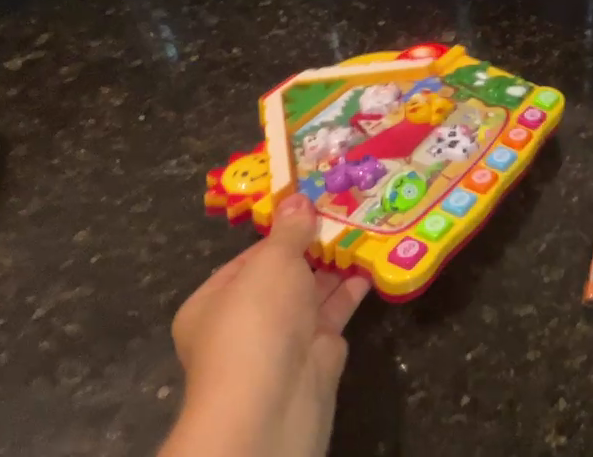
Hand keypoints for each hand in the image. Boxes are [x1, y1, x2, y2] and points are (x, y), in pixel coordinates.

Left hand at [160, 194, 369, 456]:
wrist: (274, 393)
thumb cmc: (256, 320)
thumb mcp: (270, 263)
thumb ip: (289, 231)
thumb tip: (298, 198)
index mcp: (214, 301)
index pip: (250, 257)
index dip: (284, 230)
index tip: (319, 204)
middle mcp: (246, 317)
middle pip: (286, 271)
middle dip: (318, 243)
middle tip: (354, 209)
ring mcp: (283, 333)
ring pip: (315, 288)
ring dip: (341, 261)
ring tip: (374, 225)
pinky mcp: (317, 344)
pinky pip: (337, 306)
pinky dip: (356, 284)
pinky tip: (378, 259)